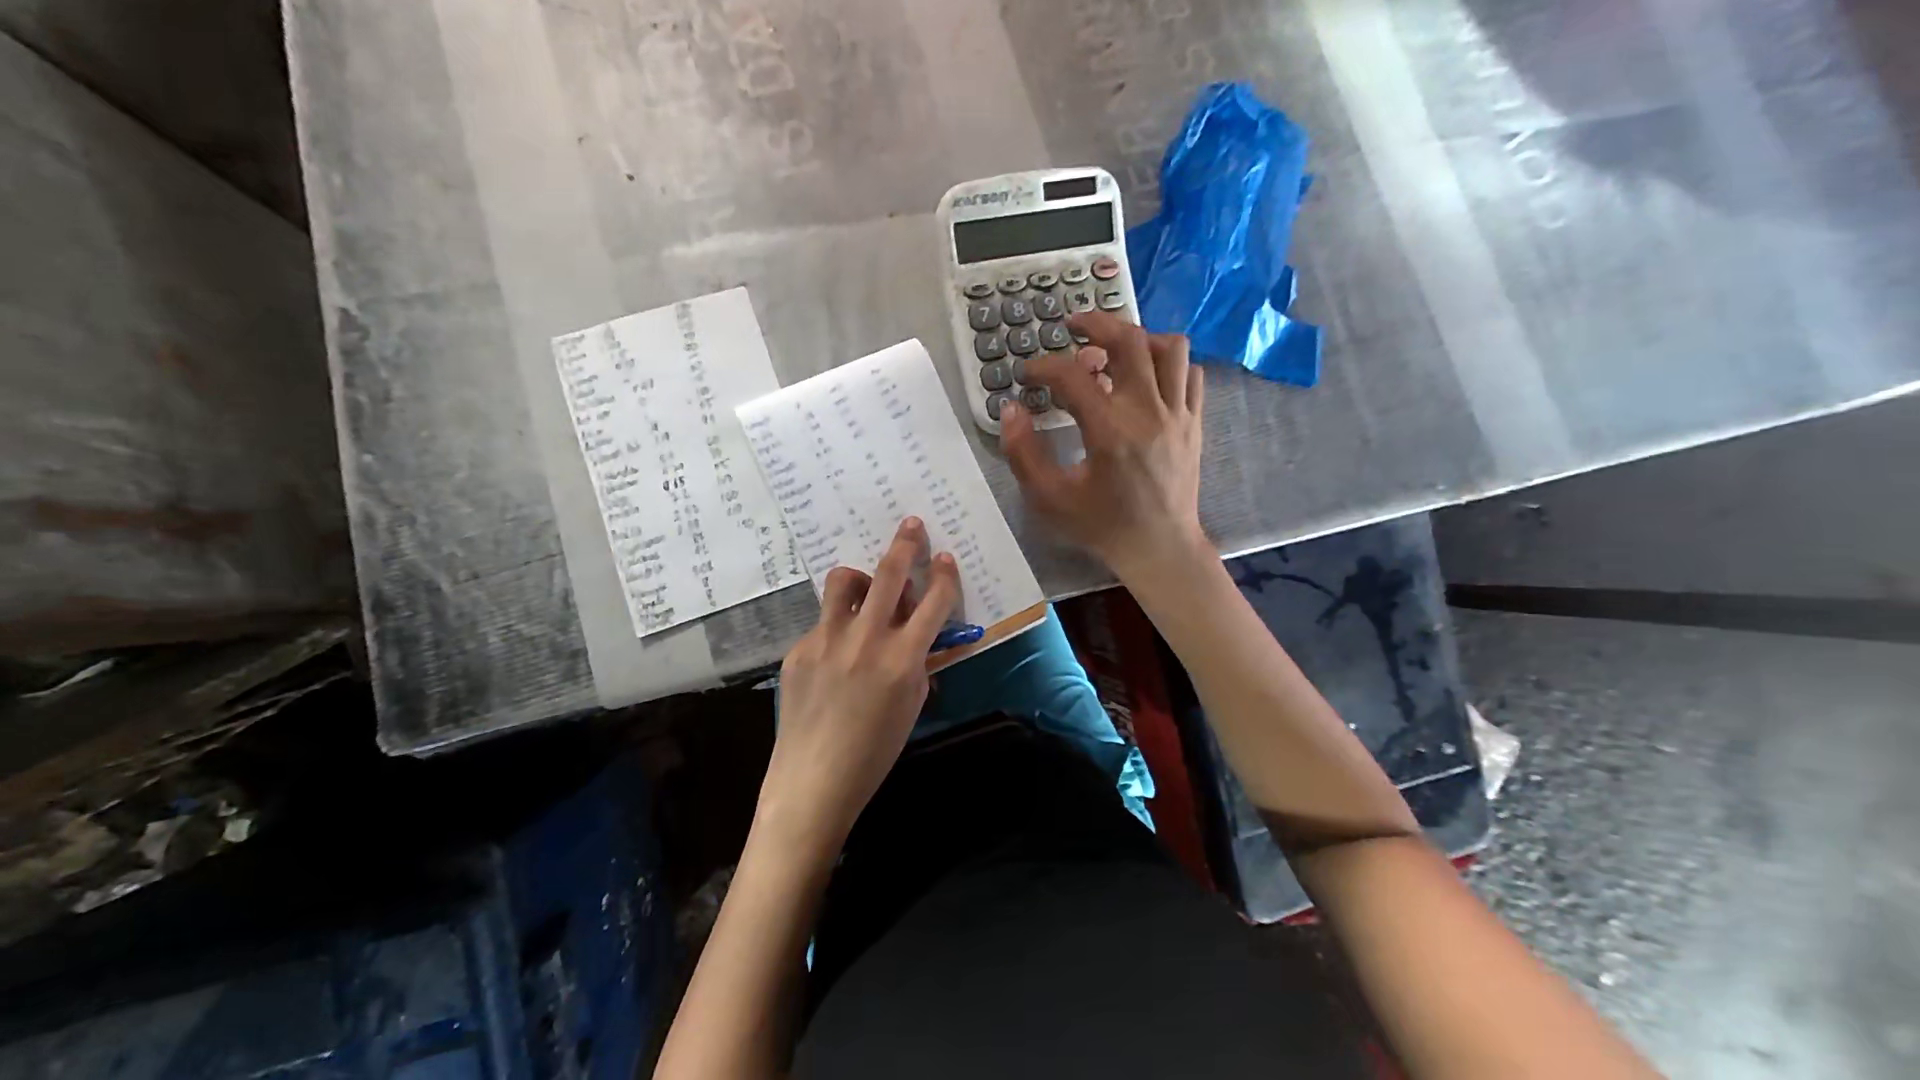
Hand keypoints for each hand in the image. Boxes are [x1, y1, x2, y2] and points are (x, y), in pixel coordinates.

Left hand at [759, 517, 960, 855]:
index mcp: (902, 658)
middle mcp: (866, 639)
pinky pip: (823, 621)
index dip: (943, 576)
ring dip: (862, 578)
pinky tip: (836, 654)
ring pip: (846, 581)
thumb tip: (920, 632)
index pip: (934, 602)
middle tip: (911, 524)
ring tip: (866, 590)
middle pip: (889, 574)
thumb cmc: (875, 752)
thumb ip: (918, 663)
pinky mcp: (799, 648)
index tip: (945, 558)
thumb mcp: (911, 706)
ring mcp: (827, 640)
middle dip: (905, 543)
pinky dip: (838, 626)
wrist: (814, 780)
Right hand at [1000, 311, 1209, 581]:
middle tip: (1073, 326)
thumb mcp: (1051, 498)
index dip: (1043, 367)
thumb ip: (1023, 453)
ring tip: (1113, 349)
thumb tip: (1010, 410)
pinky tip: (1146, 378)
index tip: (1028, 375)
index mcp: (1110, 430)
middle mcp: (1149, 411)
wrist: (1160, 548)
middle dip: (1096, 324)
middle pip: (1129, 340)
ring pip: (1169, 347)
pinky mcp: (1194, 422)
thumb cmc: (1103, 525)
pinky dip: (1167, 364)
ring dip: (1138, 338)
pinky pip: (1190, 373)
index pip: (1073, 375)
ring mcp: (1178, 414)